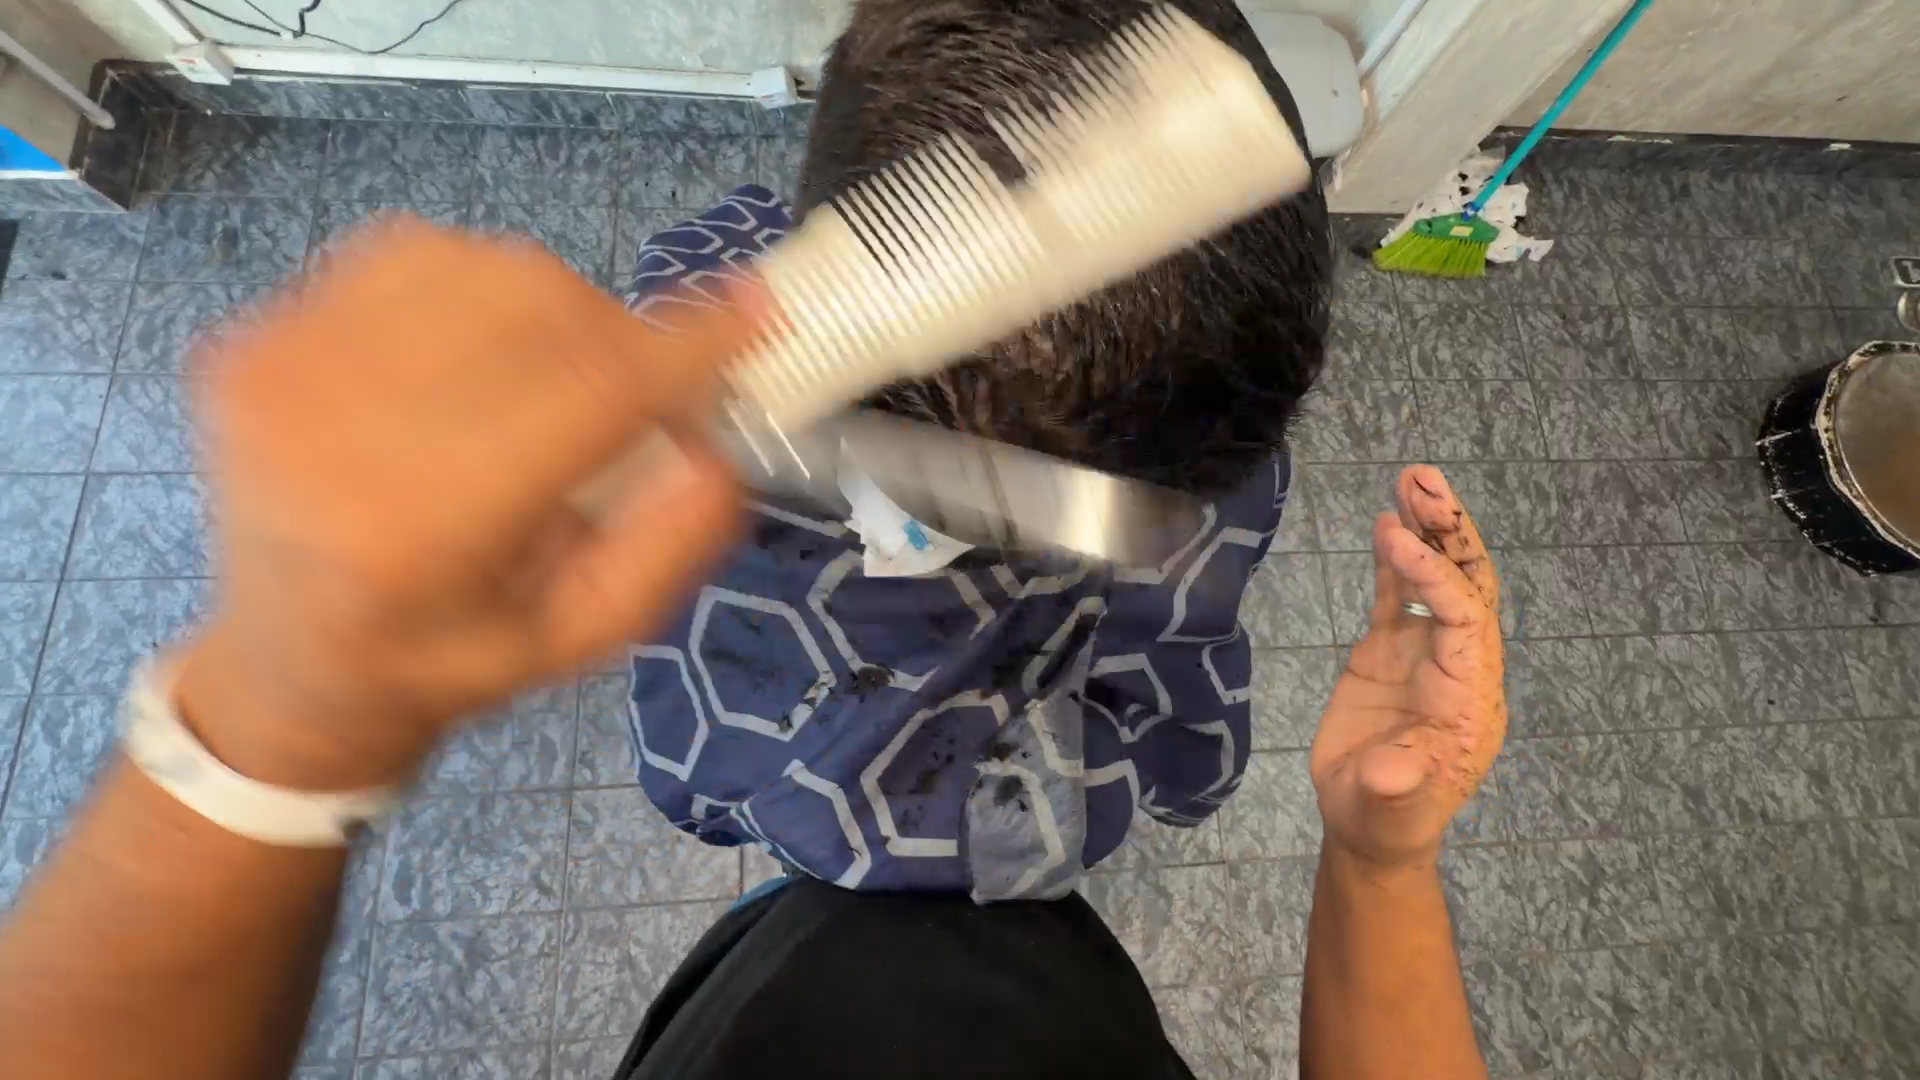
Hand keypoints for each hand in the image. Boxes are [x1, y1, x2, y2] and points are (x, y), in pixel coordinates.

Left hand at [175, 221, 754, 789]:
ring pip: (483, 265)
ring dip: (561, 310)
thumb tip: (714, 440)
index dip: (683, 347)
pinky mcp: (257, 331)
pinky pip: (416, 255)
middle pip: (538, 307)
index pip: (586, 392)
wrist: (292, 657)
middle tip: (643, 390)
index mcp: (422, 527)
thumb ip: (673, 542)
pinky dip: (487, 288)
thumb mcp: (594, 633)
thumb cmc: (460, 655)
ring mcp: (283, 364)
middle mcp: (336, 426)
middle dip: (625, 335)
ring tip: (562, 376)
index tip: (755, 314)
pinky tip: (492, 350)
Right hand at [1310, 465, 1505, 872]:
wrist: (1369, 821)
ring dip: (1429, 531)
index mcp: (1467, 698)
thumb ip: (1396, 786)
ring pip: (1440, 581)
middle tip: (1424, 479)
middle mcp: (1457, 666)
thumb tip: (1400, 764)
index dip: (1431, 575)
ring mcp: (1423, 655)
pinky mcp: (1391, 653)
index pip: (1462, 619)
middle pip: (1469, 585)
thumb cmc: (1382, 818)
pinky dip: (1395, 560)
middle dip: (1451, 532)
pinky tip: (1387, 523)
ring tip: (1411, 479)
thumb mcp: (1386, 810)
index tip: (1394, 535)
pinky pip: (1399, 597)